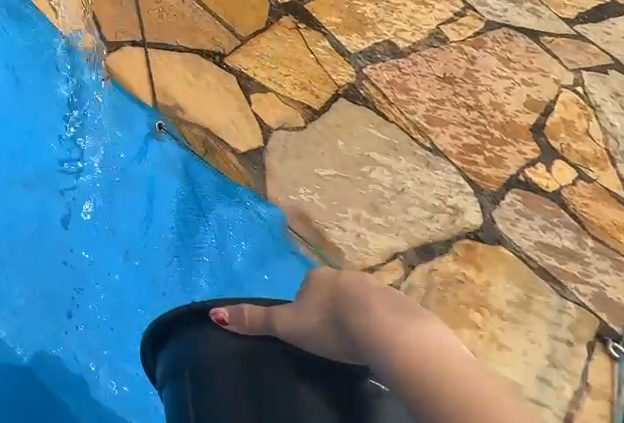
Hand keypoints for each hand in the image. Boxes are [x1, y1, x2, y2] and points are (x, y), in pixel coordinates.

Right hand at [209, 267, 416, 365]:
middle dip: (338, 310)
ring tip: (365, 345)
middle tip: (337, 337)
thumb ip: (254, 319)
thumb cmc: (332, 326)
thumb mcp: (288, 325)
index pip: (308, 288)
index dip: (307, 306)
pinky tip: (389, 347)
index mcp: (318, 277)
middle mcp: (349, 277)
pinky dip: (391, 330)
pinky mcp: (411, 311)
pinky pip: (396, 319)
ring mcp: (383, 291)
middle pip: (339, 294)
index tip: (311, 328)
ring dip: (366, 320)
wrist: (392, 334)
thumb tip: (213, 314)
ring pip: (369, 305)